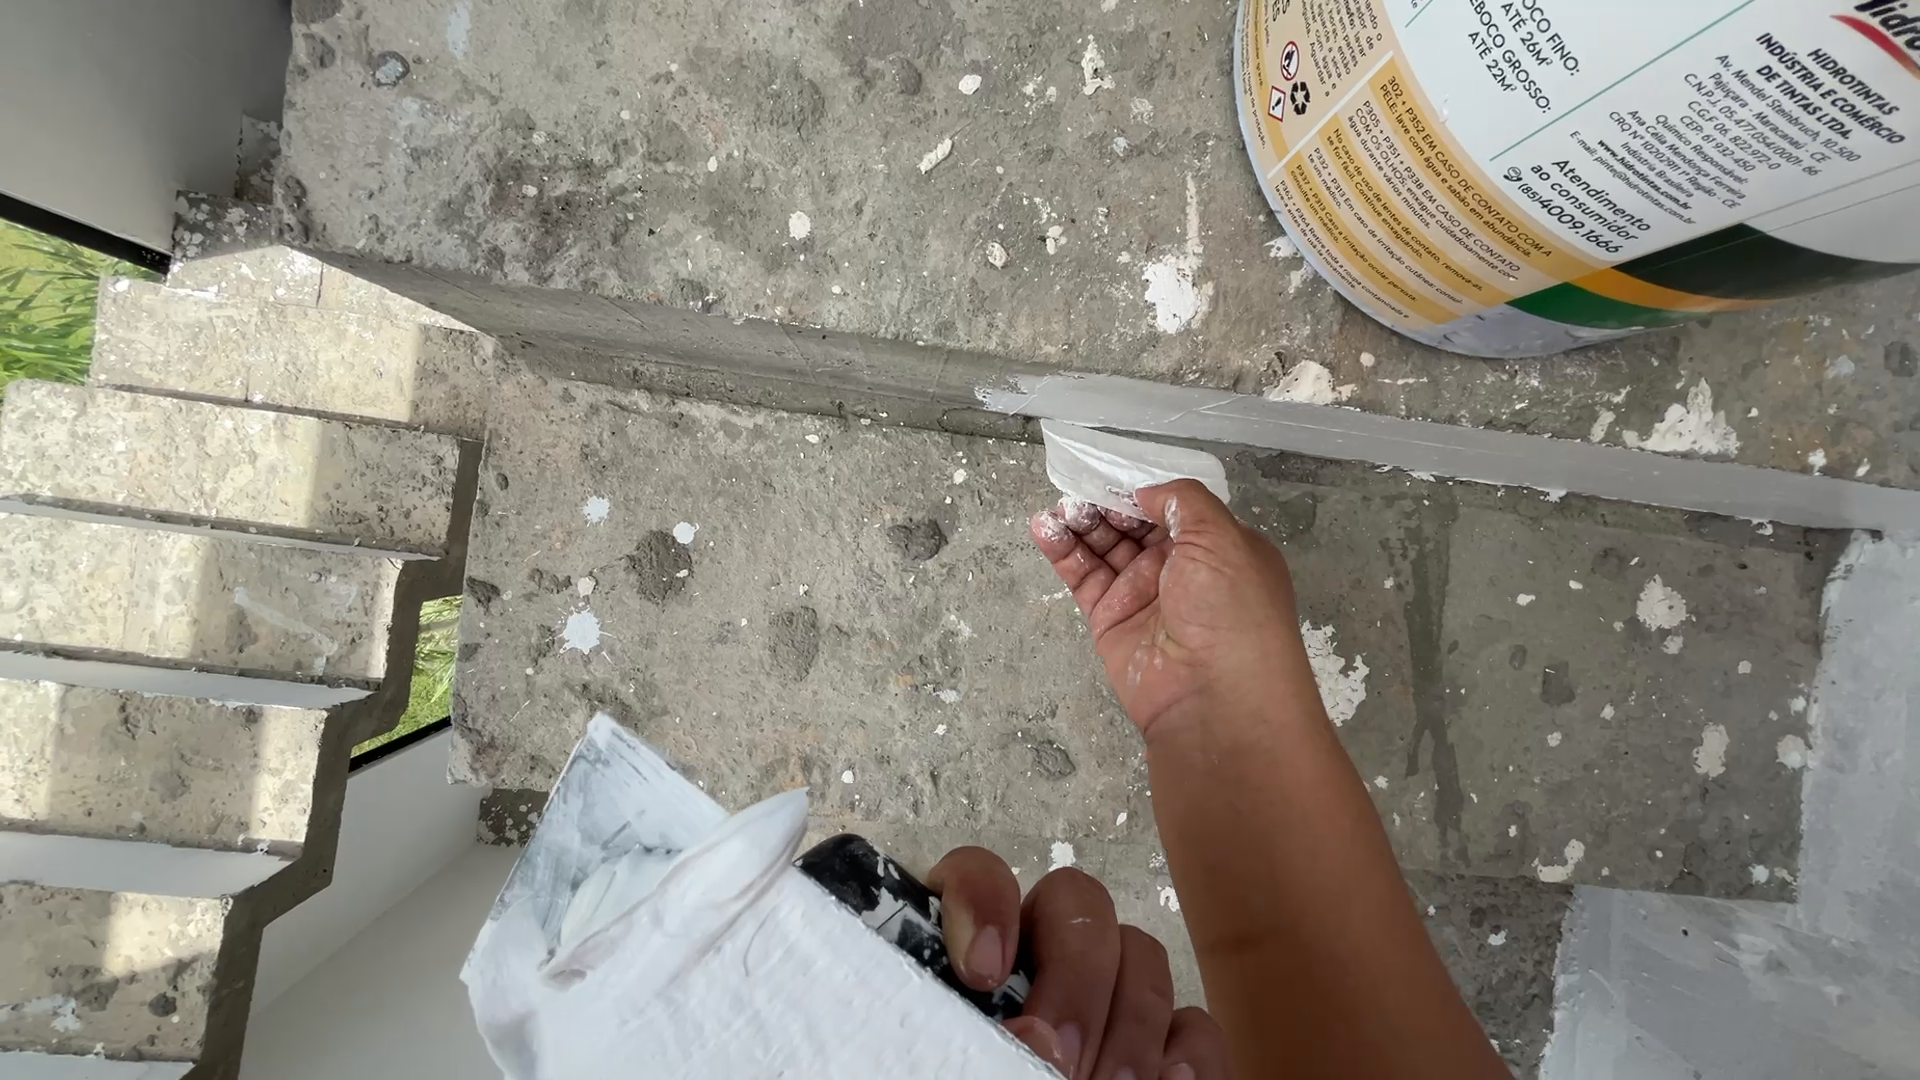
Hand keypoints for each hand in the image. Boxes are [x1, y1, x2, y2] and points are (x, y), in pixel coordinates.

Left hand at [926, 847, 1230, 1079]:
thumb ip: (975, 1041)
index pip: (979, 878)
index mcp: (977, 948)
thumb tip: (1038, 1040)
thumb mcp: (951, 1058)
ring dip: (1131, 1022)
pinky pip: (1197, 1024)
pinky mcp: (1168, 1044)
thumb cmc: (965, 1073)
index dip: (984, 904)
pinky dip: (1189, 1056)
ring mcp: (1114, 990)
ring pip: (1142, 951)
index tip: (982, 972)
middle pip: (1077, 900)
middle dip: (1076, 974)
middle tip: (1061, 1054)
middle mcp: (1045, 950)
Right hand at [1029, 482, 1311, 736]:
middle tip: (1078, 492)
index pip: (1171, 510)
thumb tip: (1145, 492)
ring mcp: (1141, 594)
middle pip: (1133, 525)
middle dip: (1105, 505)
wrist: (1212, 694)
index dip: (1141, 492)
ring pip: (1103, 548)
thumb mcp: (1222, 537)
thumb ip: (1182, 501)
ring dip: (1079, 524)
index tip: (1112, 478)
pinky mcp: (1109, 618)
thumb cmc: (1228, 607)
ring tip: (1059, 509)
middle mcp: (1179, 569)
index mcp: (1215, 548)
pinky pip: (1082, 576)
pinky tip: (1044, 528)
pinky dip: (1062, 551)